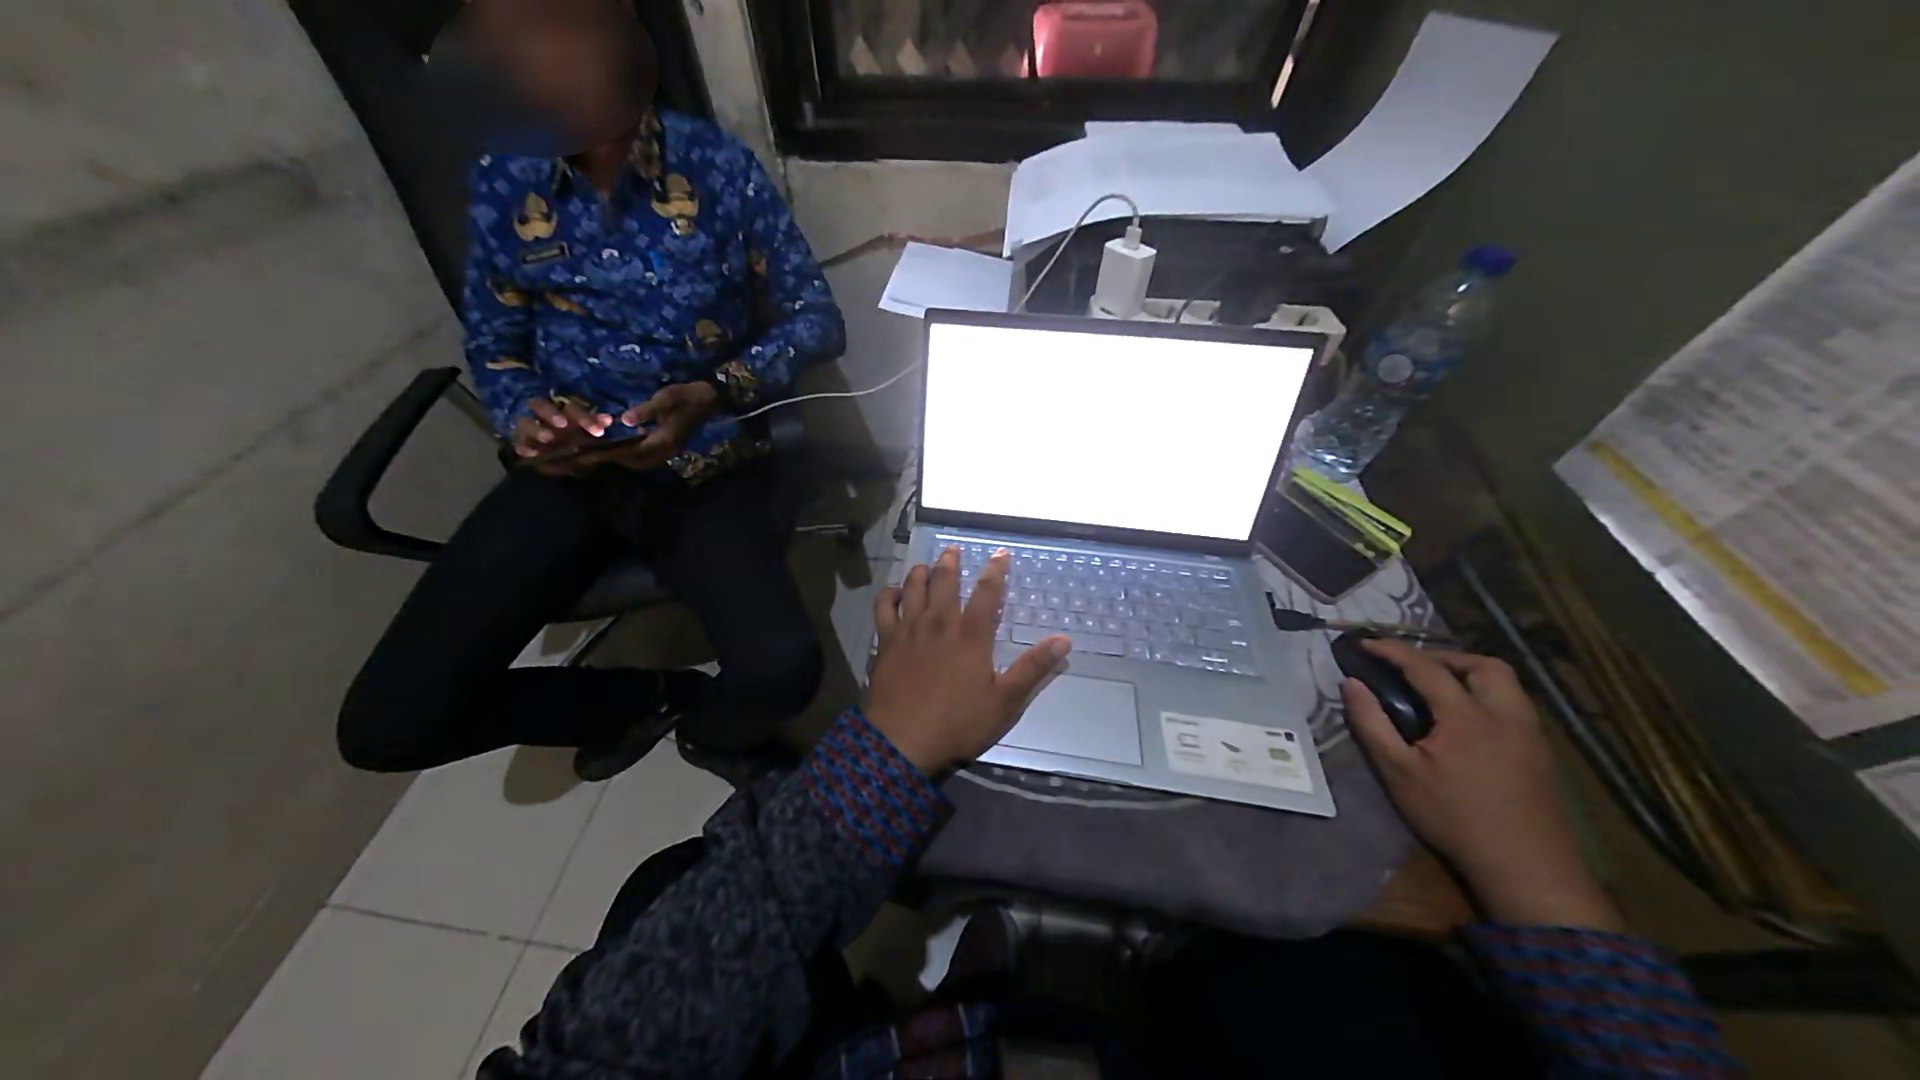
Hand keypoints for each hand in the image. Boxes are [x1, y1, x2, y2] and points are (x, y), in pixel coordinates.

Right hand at [511, 399, 612, 475]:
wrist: (557, 448)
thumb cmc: (575, 431)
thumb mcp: (586, 426)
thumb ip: (595, 422)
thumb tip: (608, 420)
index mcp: (562, 407)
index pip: (571, 407)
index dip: (584, 417)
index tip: (599, 431)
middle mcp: (541, 413)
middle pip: (540, 405)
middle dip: (551, 413)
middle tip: (562, 424)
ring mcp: (527, 426)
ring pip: (524, 421)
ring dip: (535, 428)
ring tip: (547, 437)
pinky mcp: (519, 441)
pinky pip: (517, 442)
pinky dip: (524, 447)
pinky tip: (532, 453)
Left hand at [606, 382, 720, 470]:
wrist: (709, 399)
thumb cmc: (685, 396)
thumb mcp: (664, 399)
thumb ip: (644, 411)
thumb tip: (624, 421)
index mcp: (665, 440)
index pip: (635, 452)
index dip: (616, 453)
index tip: (597, 452)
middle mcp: (668, 449)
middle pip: (639, 462)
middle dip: (619, 459)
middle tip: (599, 453)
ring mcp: (671, 449)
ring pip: (645, 461)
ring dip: (628, 458)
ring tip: (610, 451)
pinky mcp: (672, 446)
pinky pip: (650, 456)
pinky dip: (637, 454)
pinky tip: (627, 445)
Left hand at [866, 547, 1071, 773]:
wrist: (903, 741)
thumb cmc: (958, 723)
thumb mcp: (1005, 702)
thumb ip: (1033, 668)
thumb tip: (1064, 640)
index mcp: (971, 636)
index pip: (987, 593)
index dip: (995, 571)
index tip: (1000, 553)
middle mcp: (939, 623)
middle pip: (944, 581)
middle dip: (951, 562)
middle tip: (954, 550)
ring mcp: (909, 630)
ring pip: (913, 587)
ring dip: (921, 572)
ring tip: (927, 565)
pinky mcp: (885, 642)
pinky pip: (884, 607)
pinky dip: (889, 594)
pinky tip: (894, 592)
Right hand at [1342, 639, 1623, 931]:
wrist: (1526, 869)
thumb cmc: (1453, 817)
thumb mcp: (1398, 772)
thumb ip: (1371, 722)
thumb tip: (1351, 683)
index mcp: (1467, 716)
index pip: (1426, 667)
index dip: (1393, 650)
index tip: (1366, 644)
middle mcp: (1506, 715)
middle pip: (1484, 665)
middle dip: (1446, 657)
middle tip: (1414, 668)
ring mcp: (1531, 735)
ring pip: (1508, 685)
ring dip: (1472, 675)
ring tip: (1441, 691)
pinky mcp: (1543, 755)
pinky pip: (1516, 707)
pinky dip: (1488, 698)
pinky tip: (1469, 723)